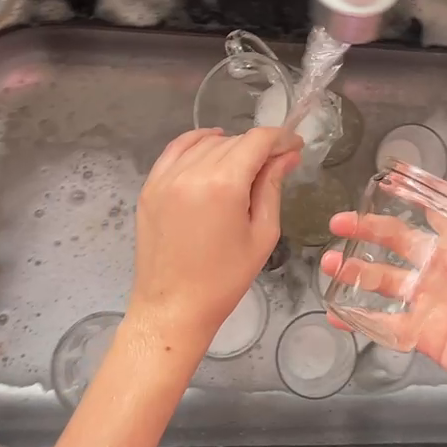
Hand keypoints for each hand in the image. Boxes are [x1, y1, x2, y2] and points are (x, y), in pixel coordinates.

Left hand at [128, 127, 300, 347]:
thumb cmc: (225, 279)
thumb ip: (273, 187)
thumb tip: (287, 156)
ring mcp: (166, 177)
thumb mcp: (262, 234)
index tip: (295, 146)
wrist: (173, 309)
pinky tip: (212, 147)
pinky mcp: (151, 186)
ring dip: (231, 146)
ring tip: (246, 165)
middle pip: (234, 141)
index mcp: (224, 184)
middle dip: (260, 146)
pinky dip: (197, 142)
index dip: (281, 138)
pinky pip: (176, 149)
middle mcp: (192, 172)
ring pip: (207, 143)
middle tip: (277, 162)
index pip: (257, 141)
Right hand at [322, 214, 446, 424]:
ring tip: (329, 263)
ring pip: (386, 281)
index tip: (381, 186)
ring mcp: (431, 304)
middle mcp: (444, 270)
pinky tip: (336, 312)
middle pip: (399, 244)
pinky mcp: (424, 337)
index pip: (435, 216)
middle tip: (339, 223)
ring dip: (357, 271)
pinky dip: (360, 318)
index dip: (410, 201)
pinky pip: (386, 325)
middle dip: (368, 231)